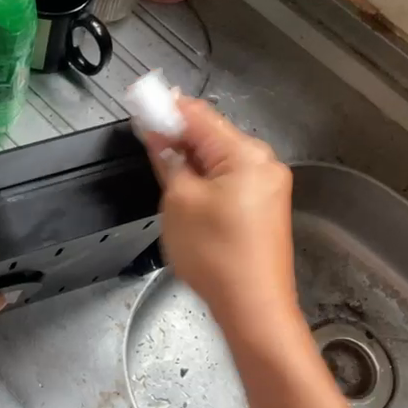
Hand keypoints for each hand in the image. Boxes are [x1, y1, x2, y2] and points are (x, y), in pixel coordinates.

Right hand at [145, 98, 299, 335]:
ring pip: (219, 158)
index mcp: (247, 155)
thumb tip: (157, 134)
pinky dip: (205, 178)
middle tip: (144, 136)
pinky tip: (184, 189)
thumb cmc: (218, 258)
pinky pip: (229, 179)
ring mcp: (267, 187)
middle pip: (212, 135)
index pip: (199, 115)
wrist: (253, 307)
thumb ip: (168, 159)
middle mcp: (264, 164)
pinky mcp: (263, 207)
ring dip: (189, 158)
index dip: (165, 107)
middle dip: (177, 135)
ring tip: (161, 165)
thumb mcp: (178, 200)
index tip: (140, 100)